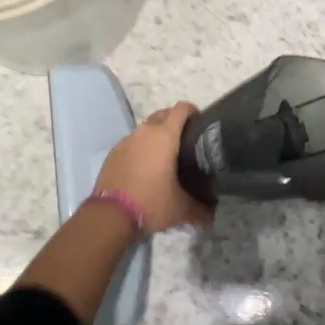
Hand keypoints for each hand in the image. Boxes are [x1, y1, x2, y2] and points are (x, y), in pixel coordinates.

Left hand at [94, 101, 214, 234]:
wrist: (110, 215)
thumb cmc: (151, 203)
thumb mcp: (180, 209)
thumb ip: (201, 209)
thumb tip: (214, 215)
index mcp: (165, 135)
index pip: (182, 108)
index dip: (193, 111)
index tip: (200, 122)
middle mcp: (145, 131)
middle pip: (163, 114)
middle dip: (174, 121)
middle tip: (184, 141)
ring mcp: (126, 140)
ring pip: (146, 129)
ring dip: (155, 136)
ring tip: (163, 157)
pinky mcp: (113, 152)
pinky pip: (131, 143)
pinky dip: (140, 149)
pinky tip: (143, 169)